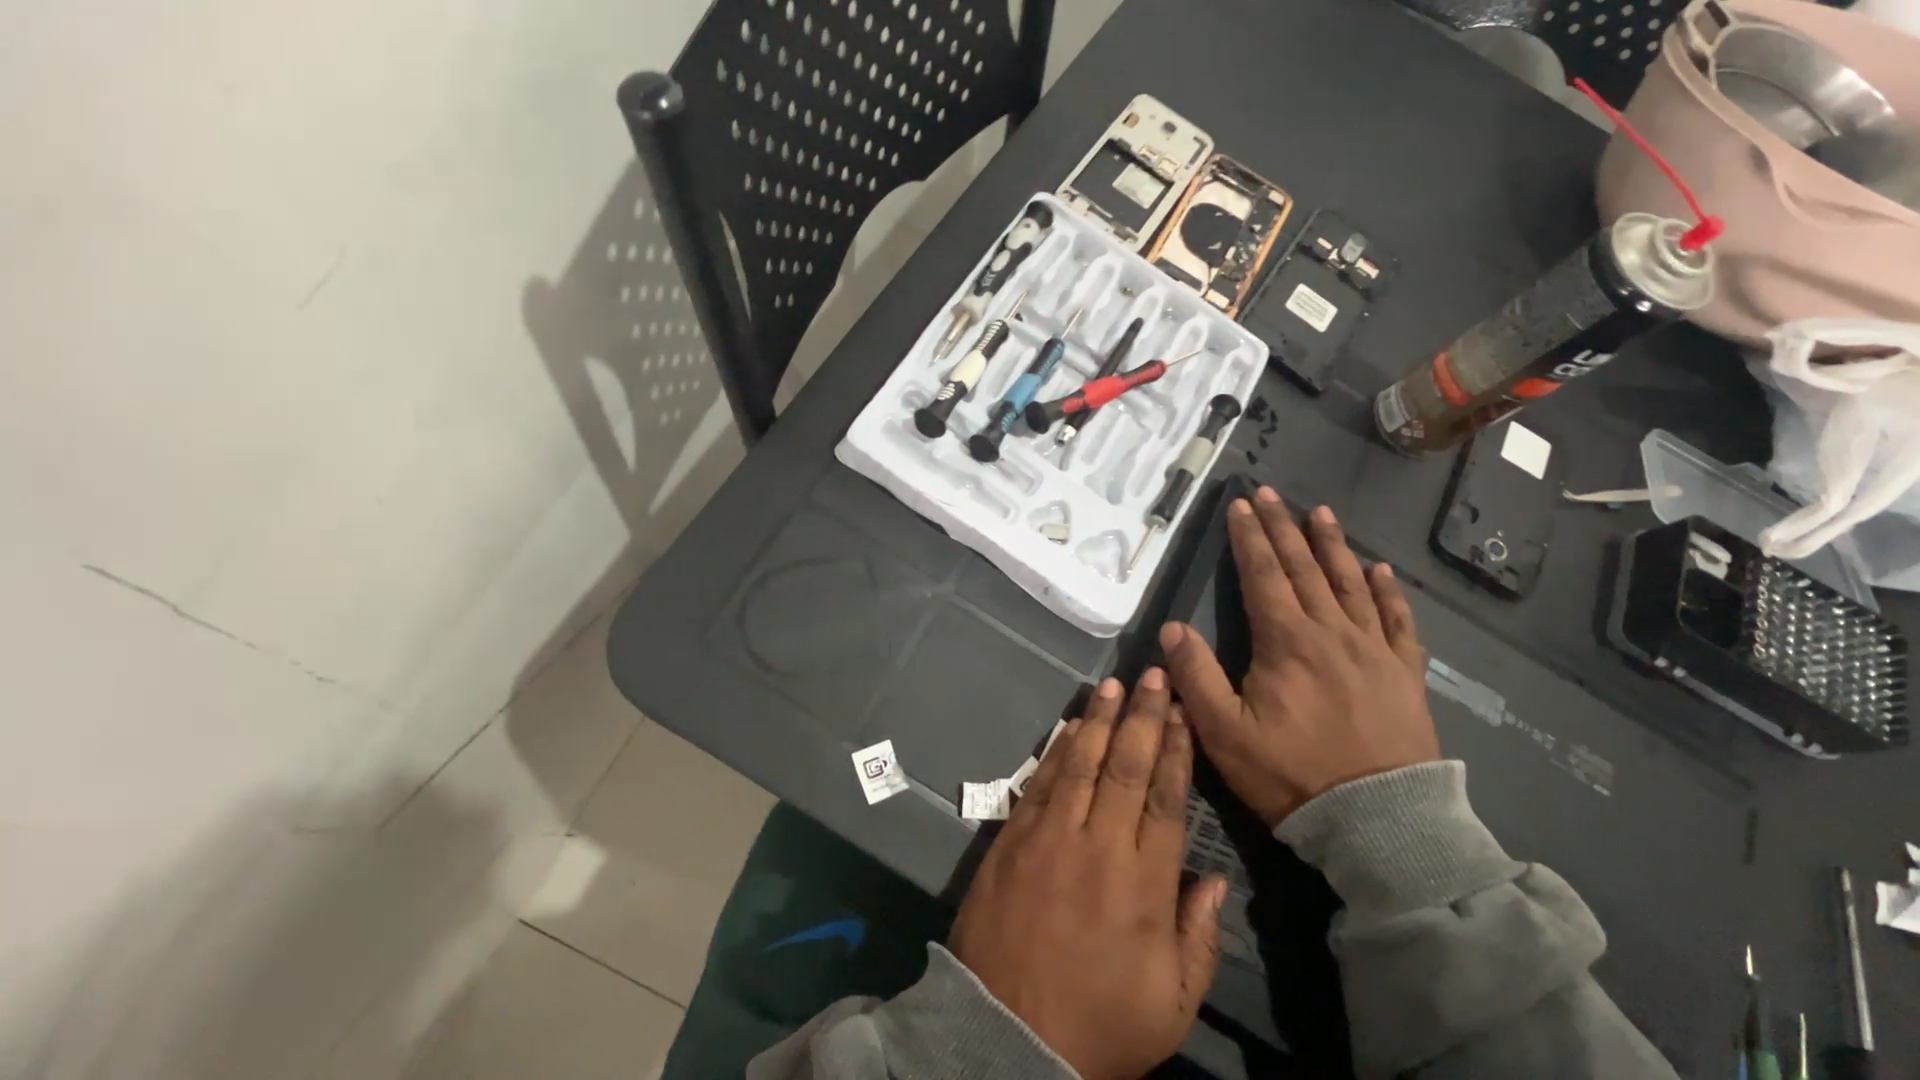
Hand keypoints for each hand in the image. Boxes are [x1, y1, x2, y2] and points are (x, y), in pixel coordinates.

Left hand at [949, 670, 1227, 1079]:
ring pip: (1079, 765)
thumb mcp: (1172, 1002)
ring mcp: (1047, 839)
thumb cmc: (1099, 1024)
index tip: (1182, 711)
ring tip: (1111, 686)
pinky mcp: (1010, 842)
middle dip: (1141, 717)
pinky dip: (1055, 752)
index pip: (1165, 797)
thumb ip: (1199, 937)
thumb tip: (1215, 879)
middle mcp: (1097, 846)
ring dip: (1097, 722)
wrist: (1004, 1038)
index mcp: (1143, 881)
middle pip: (1124, 767)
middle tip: (1152, 674)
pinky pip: (1038, 785)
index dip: (1176, 750)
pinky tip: (1067, 728)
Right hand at [1159, 488, 1437, 827]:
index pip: (1262, 576)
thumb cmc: (1291, 776)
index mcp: (1285, 642)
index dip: (1250, 538)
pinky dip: (1389, 592)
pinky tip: (1381, 571)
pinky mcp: (1404, 673)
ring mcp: (1374, 650)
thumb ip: (1195, 677)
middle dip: (1284, 528)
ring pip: (1351, 583)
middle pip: (1304, 568)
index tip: (1241, 504)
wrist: (1378, 820)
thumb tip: (1173, 628)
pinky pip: (1398, 621)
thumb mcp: (1224, 734)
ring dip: (1333, 545)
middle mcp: (1331, 632)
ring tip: (1321, 513)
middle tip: (1272, 493)